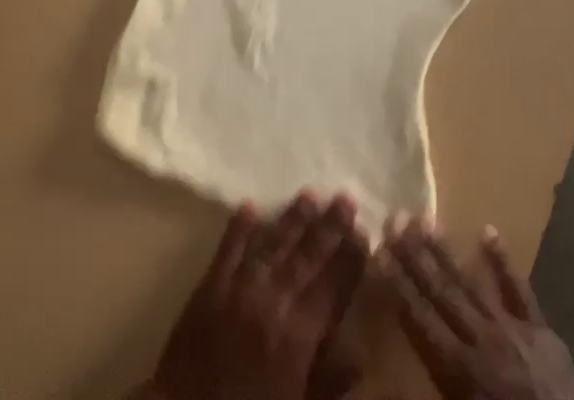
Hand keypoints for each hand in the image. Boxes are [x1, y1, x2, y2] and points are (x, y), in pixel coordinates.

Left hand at [146, 191, 369, 399]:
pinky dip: (238, 229)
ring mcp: (239, 291)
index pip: (333, 287)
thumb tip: (359, 352)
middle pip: (307, 258)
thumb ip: (330, 380)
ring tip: (309, 193)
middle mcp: (274, 303)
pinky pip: (227, 252)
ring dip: (291, 219)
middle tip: (345, 197)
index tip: (364, 231)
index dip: (350, 259)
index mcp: (300, 334)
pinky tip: (249, 206)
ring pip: (271, 247)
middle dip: (329, 227)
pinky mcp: (209, 289)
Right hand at [380, 217, 573, 399]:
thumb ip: (424, 389)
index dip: (397, 282)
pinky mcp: (541, 329)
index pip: (418, 316)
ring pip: (472, 283)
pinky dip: (503, 261)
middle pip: (441, 291)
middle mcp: (479, 338)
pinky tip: (488, 230)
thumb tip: (383, 383)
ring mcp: (512, 329)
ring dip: (447, 251)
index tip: (379, 249)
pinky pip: (520, 290)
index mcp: (456, 366)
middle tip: (397, 217)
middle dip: (415, 254)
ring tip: (427, 218)